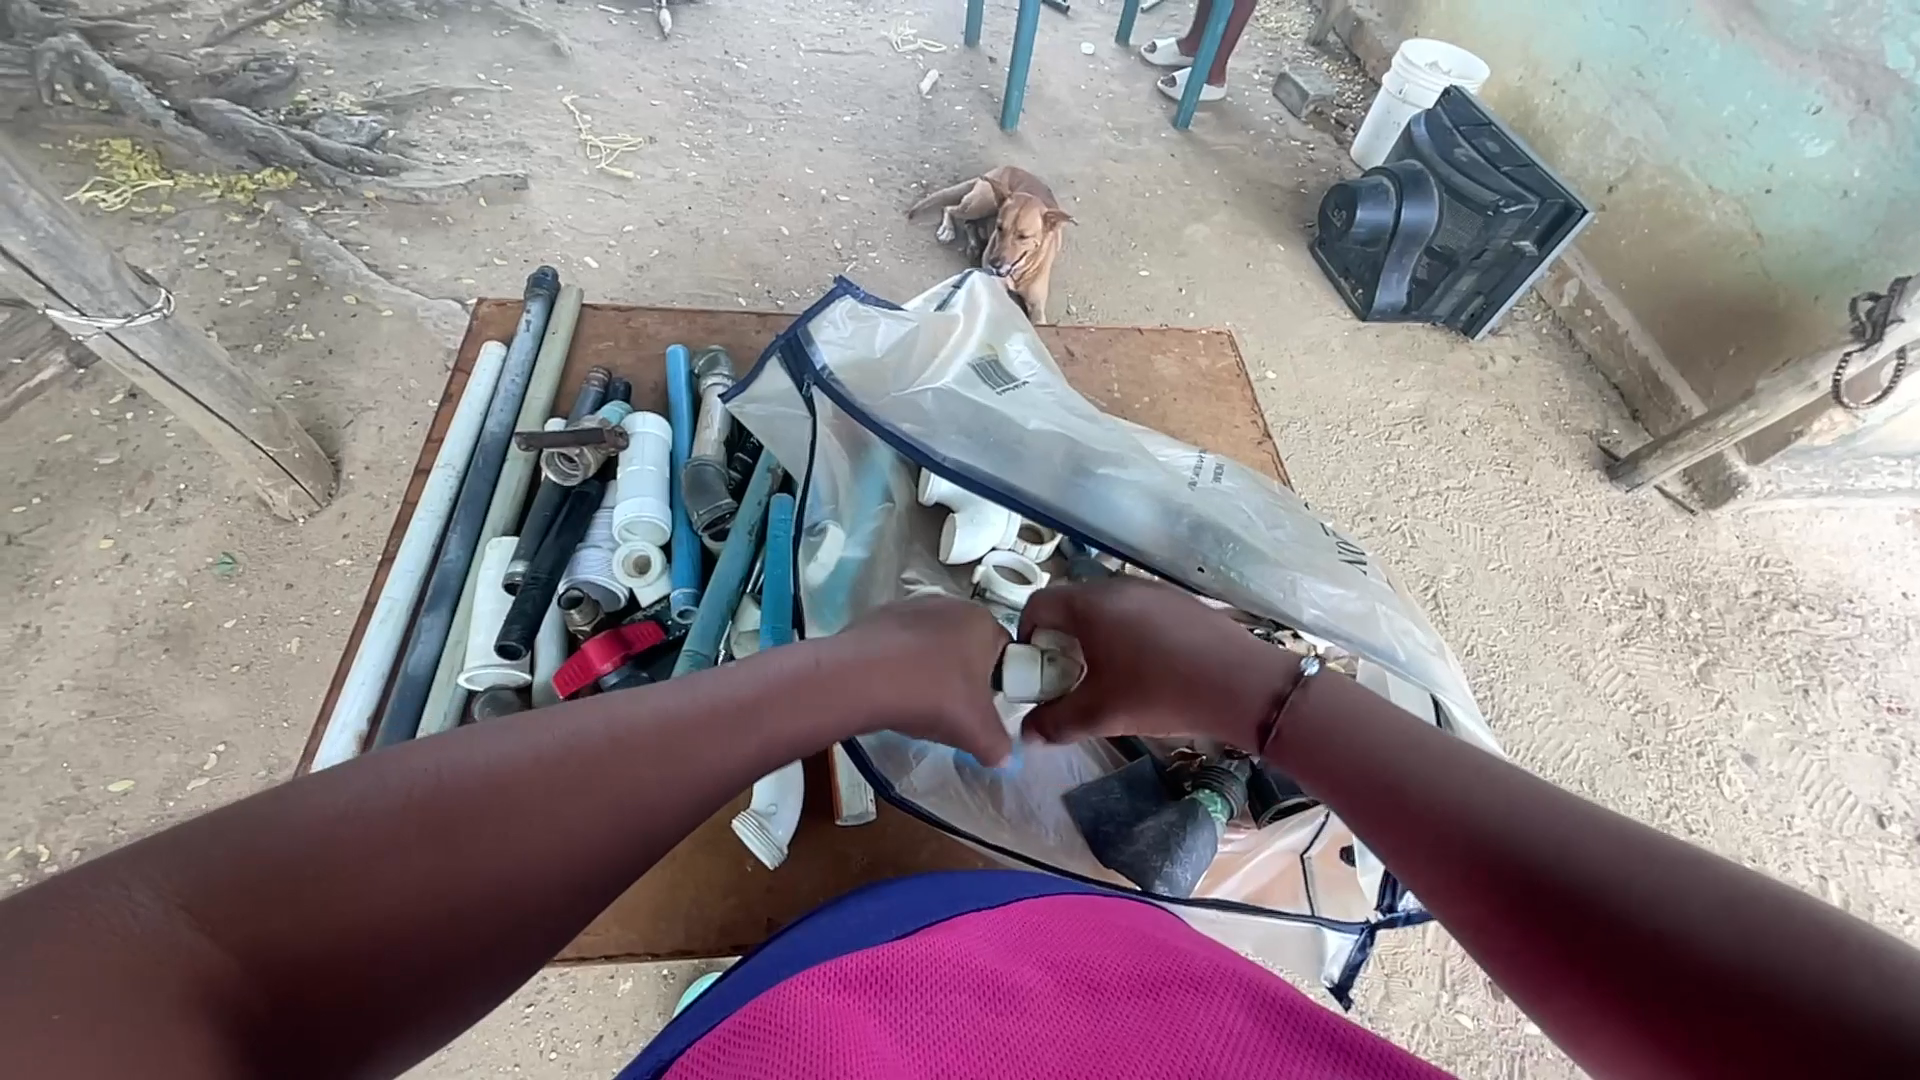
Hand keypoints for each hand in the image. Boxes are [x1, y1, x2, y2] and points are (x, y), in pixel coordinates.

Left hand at [824, 595, 1014, 764]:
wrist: (861, 679)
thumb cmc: (932, 696)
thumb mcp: (976, 732)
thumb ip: (998, 746)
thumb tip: (1003, 757)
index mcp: (983, 621)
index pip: (1004, 653)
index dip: (997, 684)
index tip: (981, 708)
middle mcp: (950, 604)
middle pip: (965, 648)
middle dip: (960, 678)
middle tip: (950, 710)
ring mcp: (910, 606)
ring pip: (931, 646)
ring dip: (928, 671)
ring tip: (914, 702)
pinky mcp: (877, 617)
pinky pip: (899, 646)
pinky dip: (898, 665)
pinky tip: (889, 689)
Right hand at [1018, 578, 1294, 748]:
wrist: (1242, 684)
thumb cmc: (1160, 692)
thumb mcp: (1101, 714)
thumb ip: (1056, 722)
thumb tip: (1028, 732)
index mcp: (1088, 605)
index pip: (1037, 604)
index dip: (1028, 636)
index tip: (1040, 669)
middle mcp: (1115, 585)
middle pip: (1070, 604)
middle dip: (1062, 639)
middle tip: (1074, 676)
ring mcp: (1150, 588)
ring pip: (1106, 607)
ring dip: (1096, 635)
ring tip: (1113, 674)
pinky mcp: (1178, 598)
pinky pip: (1137, 609)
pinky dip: (1128, 631)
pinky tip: (1151, 665)